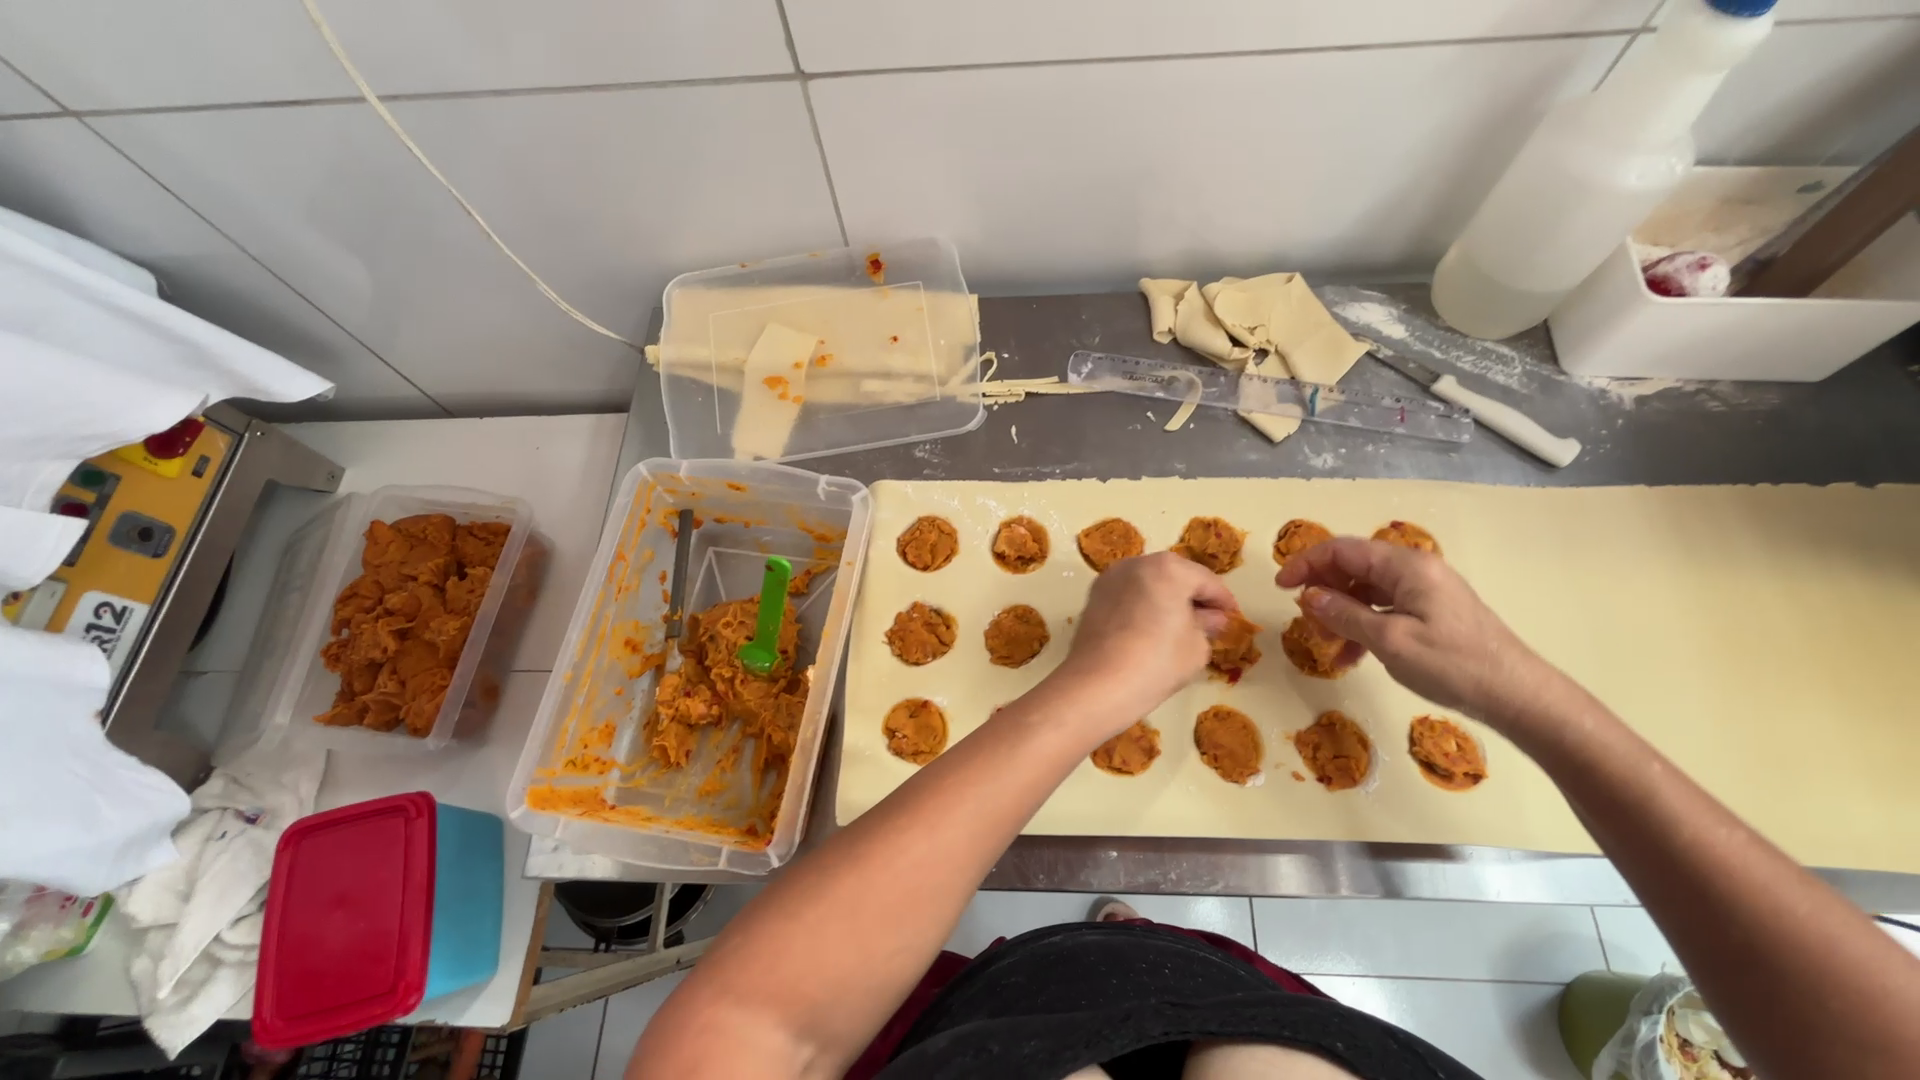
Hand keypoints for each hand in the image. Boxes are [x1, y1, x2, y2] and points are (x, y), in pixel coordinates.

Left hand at [1052, 552, 1236, 735]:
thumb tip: (1212, 618)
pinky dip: (1144, 605)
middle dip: (1194, 596)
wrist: (1098, 685)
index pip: (1207, 581)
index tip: (1234, 619)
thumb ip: (1208, 625)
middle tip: (1210, 622)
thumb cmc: (1157, 662)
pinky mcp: (1094, 596)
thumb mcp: (1197, 646)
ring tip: (1181, 627)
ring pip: (1150, 583)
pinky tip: (1151, 629)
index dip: (1224, 602)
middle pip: (1176, 576)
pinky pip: (1129, 595)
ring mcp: (1111, 578)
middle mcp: (1137, 563)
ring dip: (1167, 599)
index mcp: (1169, 568)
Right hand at [1276, 538, 1561, 728]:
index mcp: (1406, 567)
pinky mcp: (1434, 614)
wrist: (1517, 695)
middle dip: (1324, 593)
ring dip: (1342, 615)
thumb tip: (1309, 596)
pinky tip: (1353, 656)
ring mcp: (1427, 593)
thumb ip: (1344, 615)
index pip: (1343, 550)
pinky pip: (1385, 610)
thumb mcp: (1389, 641)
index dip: (1307, 564)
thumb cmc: (1452, 664)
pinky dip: (1363, 627)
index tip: (1281, 587)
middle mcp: (1416, 571)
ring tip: (1328, 647)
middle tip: (1306, 624)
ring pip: (1367, 592)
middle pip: (1354, 569)